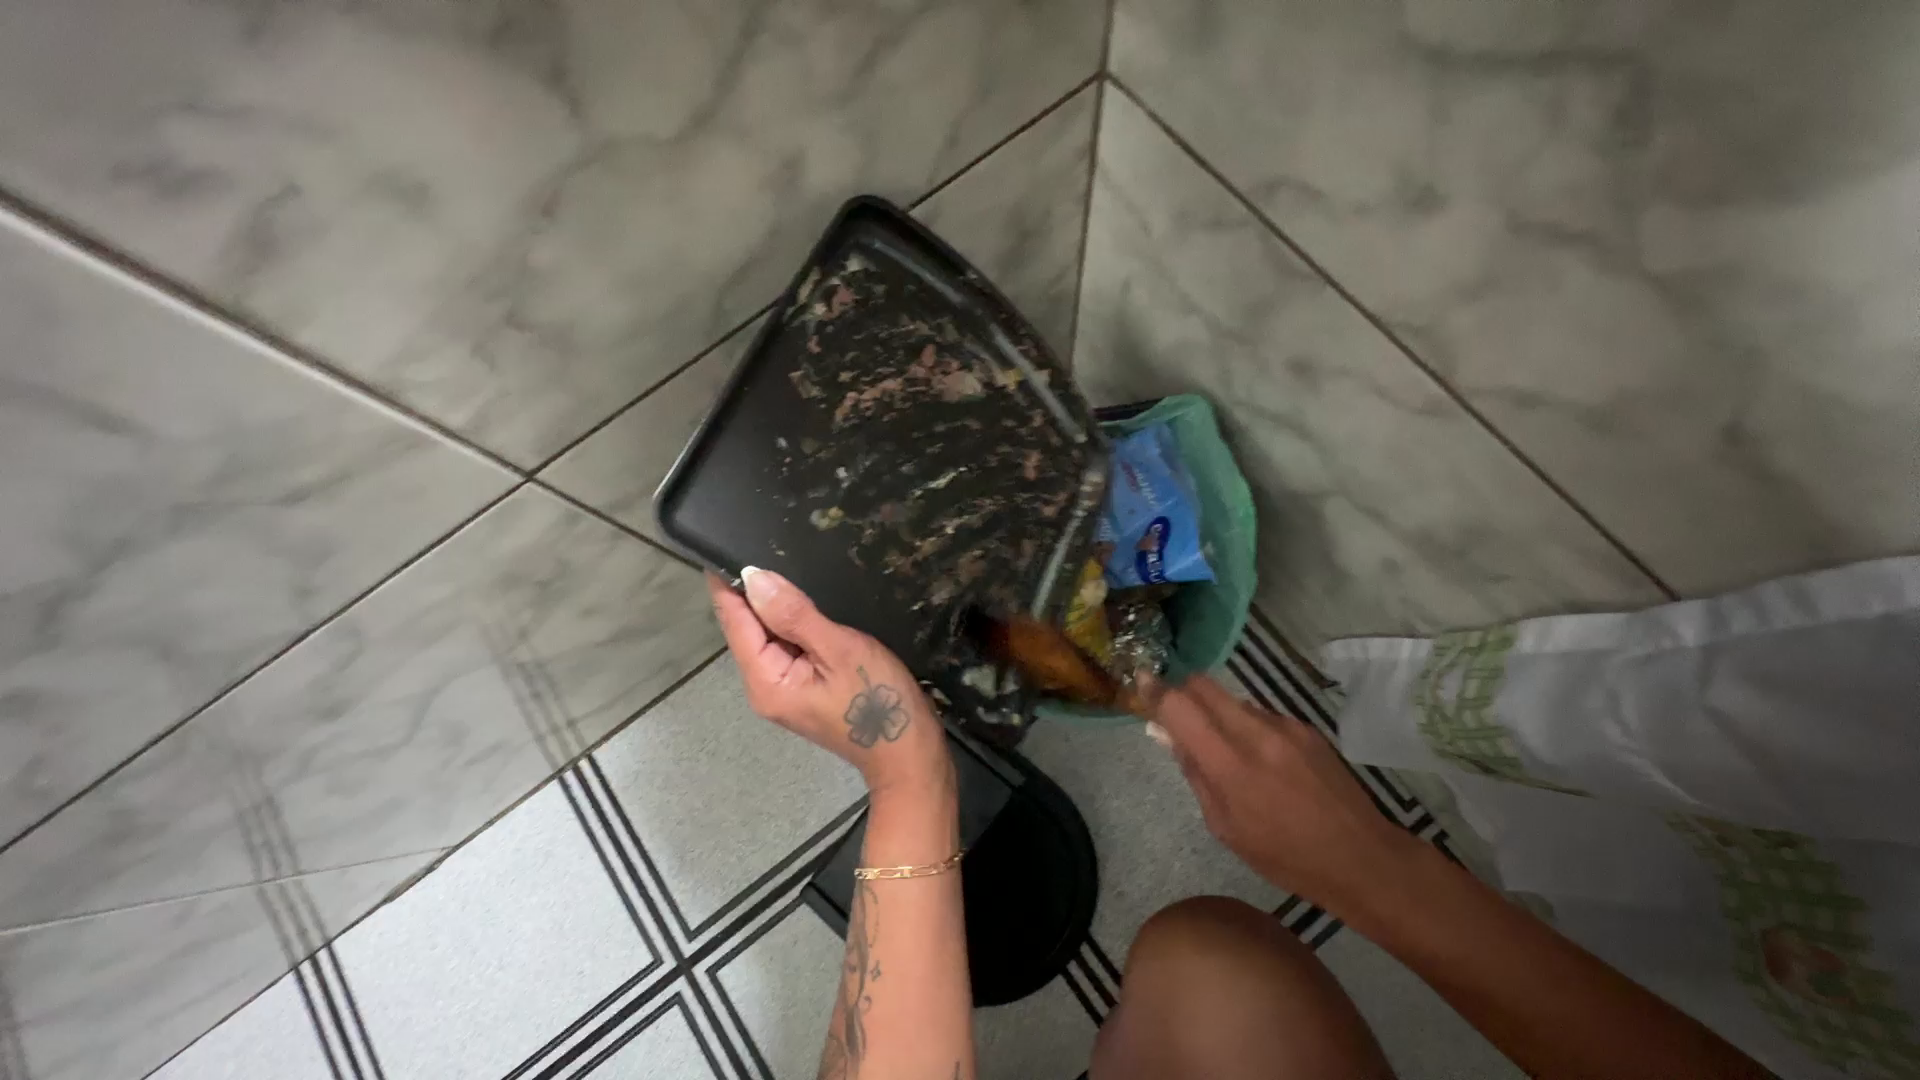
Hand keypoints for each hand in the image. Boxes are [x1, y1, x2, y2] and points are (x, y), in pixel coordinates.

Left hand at [708, 568, 950, 796]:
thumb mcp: (839, 649)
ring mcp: (782, 692)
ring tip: (778, 561)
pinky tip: (802, 602)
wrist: (909, 752)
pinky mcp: (802, 691)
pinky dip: (790, 624)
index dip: (727, 585)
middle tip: (757, 544)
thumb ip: (794, 614)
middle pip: (748, 631)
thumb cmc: (877, 700)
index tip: (721, 547)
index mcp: (766, 682)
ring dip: (772, 606)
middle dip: (751, 592)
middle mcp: (763, 689)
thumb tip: (754, 578)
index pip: (736, 623)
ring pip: (768, 639)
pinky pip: (786, 650)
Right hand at [1147, 675, 1416, 912]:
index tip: (1140, 683)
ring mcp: (1285, 726)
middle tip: (1177, 715)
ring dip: (1218, 715)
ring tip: (1228, 754)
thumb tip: (1171, 737)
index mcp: (1229, 764)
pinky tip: (1263, 762)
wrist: (1361, 857)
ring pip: (1233, 700)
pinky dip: (1248, 728)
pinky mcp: (1307, 729)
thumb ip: (1195, 774)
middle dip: (1183, 693)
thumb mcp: (1224, 826)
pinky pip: (1262, 716)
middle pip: (1204, 686)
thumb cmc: (1284, 855)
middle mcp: (1256, 733)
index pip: (1180, 707)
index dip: (1155, 692)